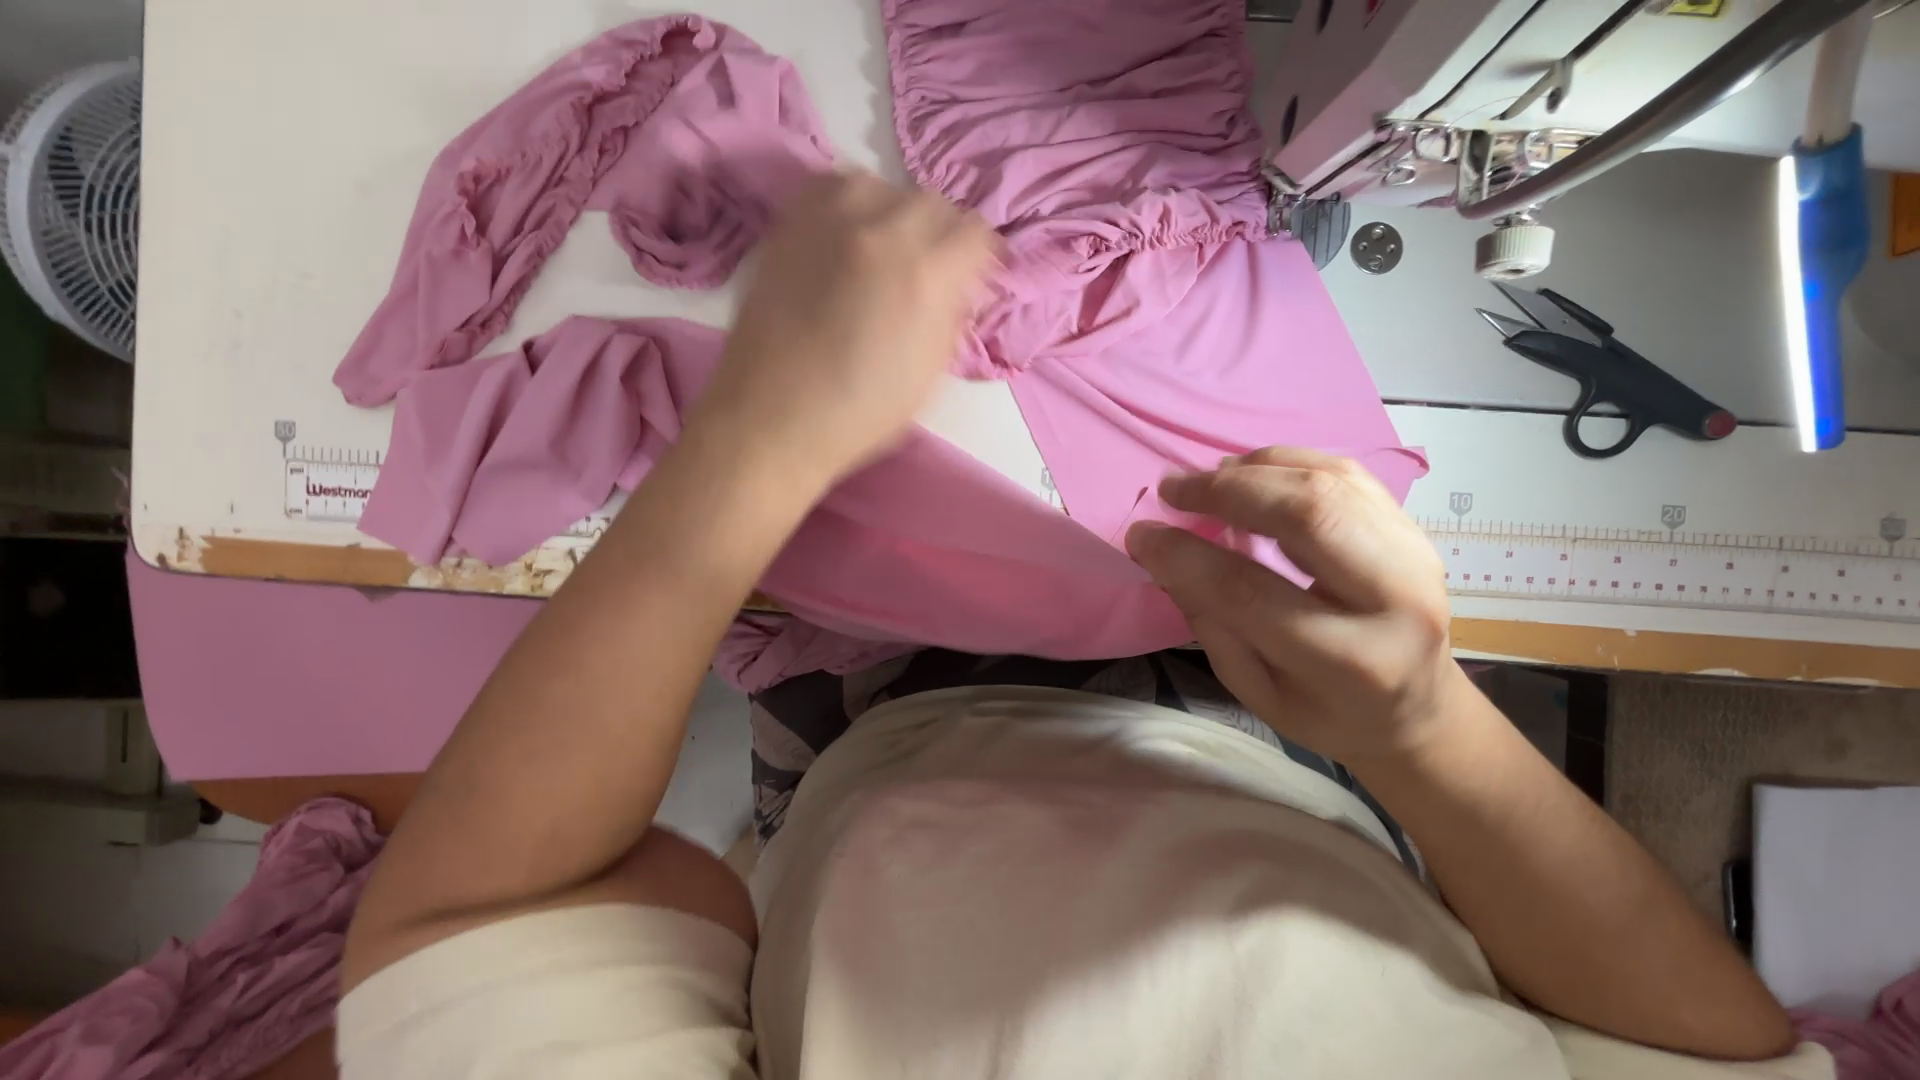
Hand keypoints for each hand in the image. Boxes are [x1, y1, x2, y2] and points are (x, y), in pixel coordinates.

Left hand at [696, 169, 996, 480]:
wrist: (772, 418)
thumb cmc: (860, 412)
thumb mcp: (930, 372)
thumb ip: (952, 314)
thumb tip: (959, 285)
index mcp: (926, 274)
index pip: (975, 231)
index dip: (983, 256)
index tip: (978, 277)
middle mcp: (882, 231)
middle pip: (933, 204)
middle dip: (943, 234)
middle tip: (934, 268)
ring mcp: (830, 220)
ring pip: (882, 187)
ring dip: (894, 213)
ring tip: (888, 249)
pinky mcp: (790, 224)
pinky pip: (832, 186)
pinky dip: (849, 204)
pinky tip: (848, 236)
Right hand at [1124, 447, 1469, 766]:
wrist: (1417, 707)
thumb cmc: (1326, 711)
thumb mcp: (1256, 690)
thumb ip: (1212, 623)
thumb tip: (1164, 554)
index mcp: (1352, 660)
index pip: (1250, 590)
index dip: (1185, 556)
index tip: (1142, 534)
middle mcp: (1396, 597)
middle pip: (1309, 514)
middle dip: (1227, 490)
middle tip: (1173, 489)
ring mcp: (1414, 552)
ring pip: (1329, 481)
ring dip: (1255, 469)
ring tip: (1207, 480)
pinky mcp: (1412, 527)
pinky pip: (1345, 472)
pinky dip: (1287, 463)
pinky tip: (1250, 473)